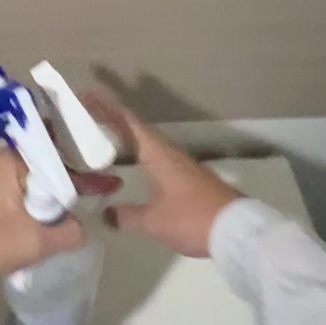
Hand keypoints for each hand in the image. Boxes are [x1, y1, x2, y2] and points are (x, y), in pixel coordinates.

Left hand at [0, 148, 122, 283]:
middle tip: (101, 184)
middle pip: (47, 162)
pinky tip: (54, 213)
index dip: (87, 168)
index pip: (59, 153)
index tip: (112, 178)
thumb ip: (68, 231)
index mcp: (14, 160)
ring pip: (34, 177)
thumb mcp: (36, 241)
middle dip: (73, 175)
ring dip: (55, 189)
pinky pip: (21, 189)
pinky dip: (39, 199)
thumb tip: (83, 227)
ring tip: (83, 200)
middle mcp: (2, 160)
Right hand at [90, 93, 243, 257]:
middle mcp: (169, 153)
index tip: (88, 94)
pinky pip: (157, 157)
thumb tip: (104, 212)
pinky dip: (140, 153)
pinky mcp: (190, 178)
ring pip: (148, 143)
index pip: (128, 124)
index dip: (107, 108)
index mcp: (158, 155)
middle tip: (90, 115)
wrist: (237, 230)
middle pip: (137, 129)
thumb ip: (126, 216)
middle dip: (114, 120)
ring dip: (128, 136)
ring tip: (107, 136)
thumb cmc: (193, 218)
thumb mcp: (154, 222)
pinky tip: (136, 165)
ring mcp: (182, 165)